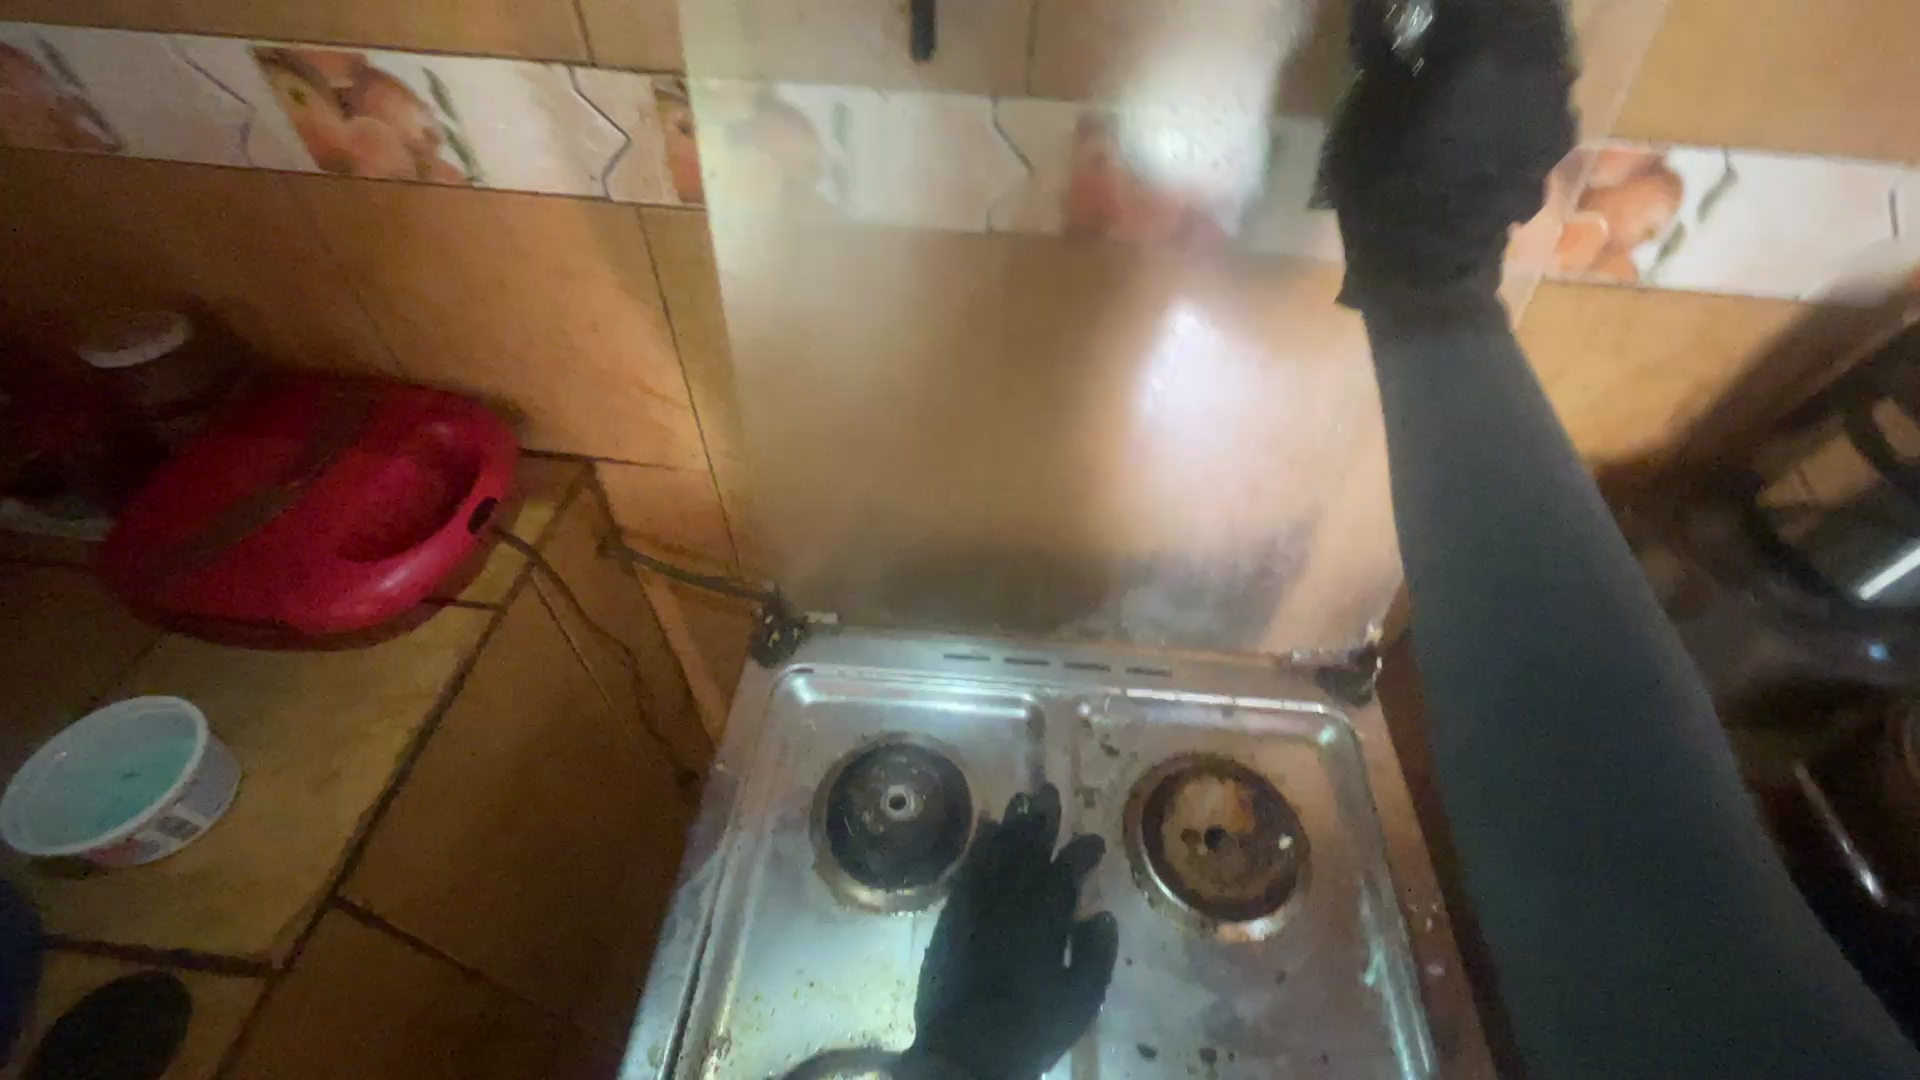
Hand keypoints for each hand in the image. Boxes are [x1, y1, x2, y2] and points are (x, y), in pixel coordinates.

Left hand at [902, 785, 1118, 1079]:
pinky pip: (970, 866)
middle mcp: (1013, 902)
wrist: (964, 1051)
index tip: (1094, 841)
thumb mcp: (1077, 1004)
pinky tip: (987, 826)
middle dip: (1042, 818)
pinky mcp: (954, 911)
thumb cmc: (1029, 1031)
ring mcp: (980, 903)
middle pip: (1030, 849)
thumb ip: (1095, 957)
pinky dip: (980, 844)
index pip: (1067, 872)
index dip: (1082, 852)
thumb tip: (1103, 916)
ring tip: (1022, 797)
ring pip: (999, 850)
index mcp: (1046, 922)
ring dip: (1013, 822)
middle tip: (1049, 789)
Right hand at [1326, 0, 1575, 318]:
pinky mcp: (1559, 125)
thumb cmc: (1382, 193)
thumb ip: (1380, 49)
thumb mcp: (1364, 116)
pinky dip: (1519, 65)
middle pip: (1518, 5)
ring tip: (1469, 44)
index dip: (1435, 1)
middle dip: (1479, 12)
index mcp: (1483, 44)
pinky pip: (1545, 72)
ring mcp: (1557, 92)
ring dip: (1506, 28)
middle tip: (1445, 20)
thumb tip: (1377, 7)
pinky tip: (1489, 86)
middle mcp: (1536, 55)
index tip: (1405, 7)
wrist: (1427, 267)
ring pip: (1540, 32)